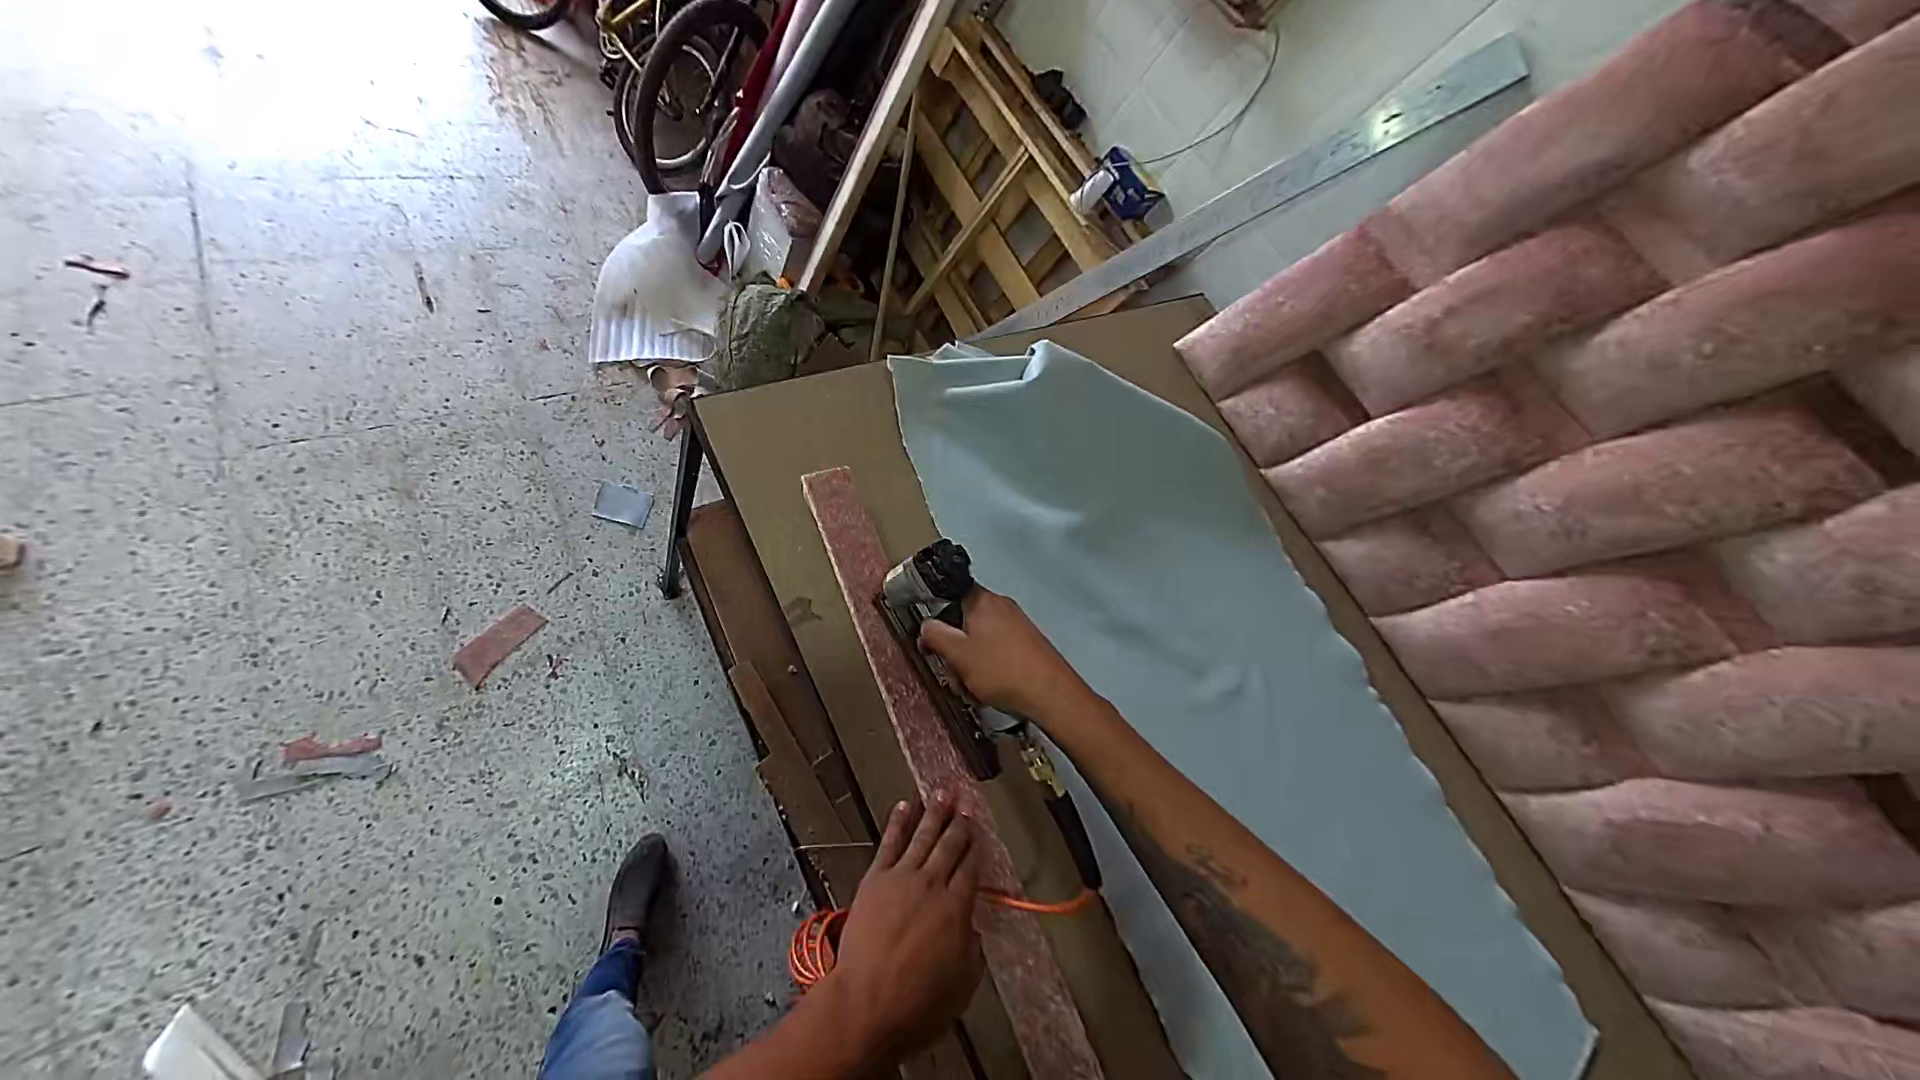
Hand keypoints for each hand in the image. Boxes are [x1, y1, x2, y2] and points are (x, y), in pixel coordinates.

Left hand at [825, 792, 983, 1062]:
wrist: (865, 1004)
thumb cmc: (917, 1004)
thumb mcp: (962, 984)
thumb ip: (972, 949)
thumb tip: (973, 928)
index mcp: (957, 907)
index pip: (971, 867)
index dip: (976, 846)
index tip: (980, 829)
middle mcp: (932, 884)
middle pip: (950, 845)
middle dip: (960, 822)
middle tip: (967, 801)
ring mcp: (902, 877)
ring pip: (923, 835)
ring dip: (935, 812)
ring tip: (943, 792)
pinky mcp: (875, 879)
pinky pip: (890, 842)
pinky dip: (899, 821)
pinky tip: (906, 805)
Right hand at [918, 588, 1096, 721]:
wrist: (1051, 695)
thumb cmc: (1004, 671)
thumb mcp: (958, 655)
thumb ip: (935, 635)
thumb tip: (925, 626)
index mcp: (983, 601)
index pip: (949, 593)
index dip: (934, 615)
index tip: (930, 638)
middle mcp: (1001, 607)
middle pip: (963, 621)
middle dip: (954, 649)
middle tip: (954, 671)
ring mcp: (1016, 626)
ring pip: (978, 640)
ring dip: (969, 664)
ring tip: (973, 686)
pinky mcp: (1026, 645)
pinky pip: (996, 651)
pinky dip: (987, 669)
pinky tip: (989, 689)